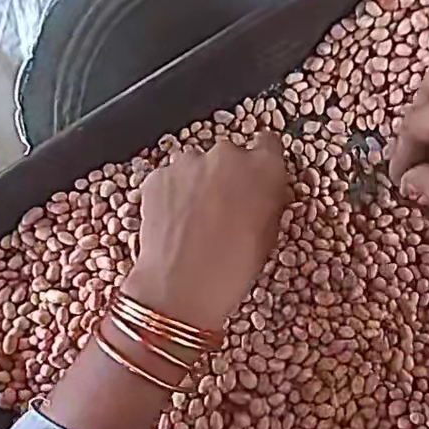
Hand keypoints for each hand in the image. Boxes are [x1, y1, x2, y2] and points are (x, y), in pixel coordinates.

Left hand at [123, 133, 291, 331]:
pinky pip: (171, 178)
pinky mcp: (159, 174)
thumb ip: (268, 200)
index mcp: (265, 167)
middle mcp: (228, 154)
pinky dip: (173, 193)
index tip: (257, 176)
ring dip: (198, 183)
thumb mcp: (269, 234)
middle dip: (227, 175)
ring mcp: (189, 161)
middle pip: (230, 155)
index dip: (263, 161)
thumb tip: (262, 192)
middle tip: (224, 207)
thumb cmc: (235, 266)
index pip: (269, 144)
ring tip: (196, 219)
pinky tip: (175, 222)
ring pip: (197, 165)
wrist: (183, 284)